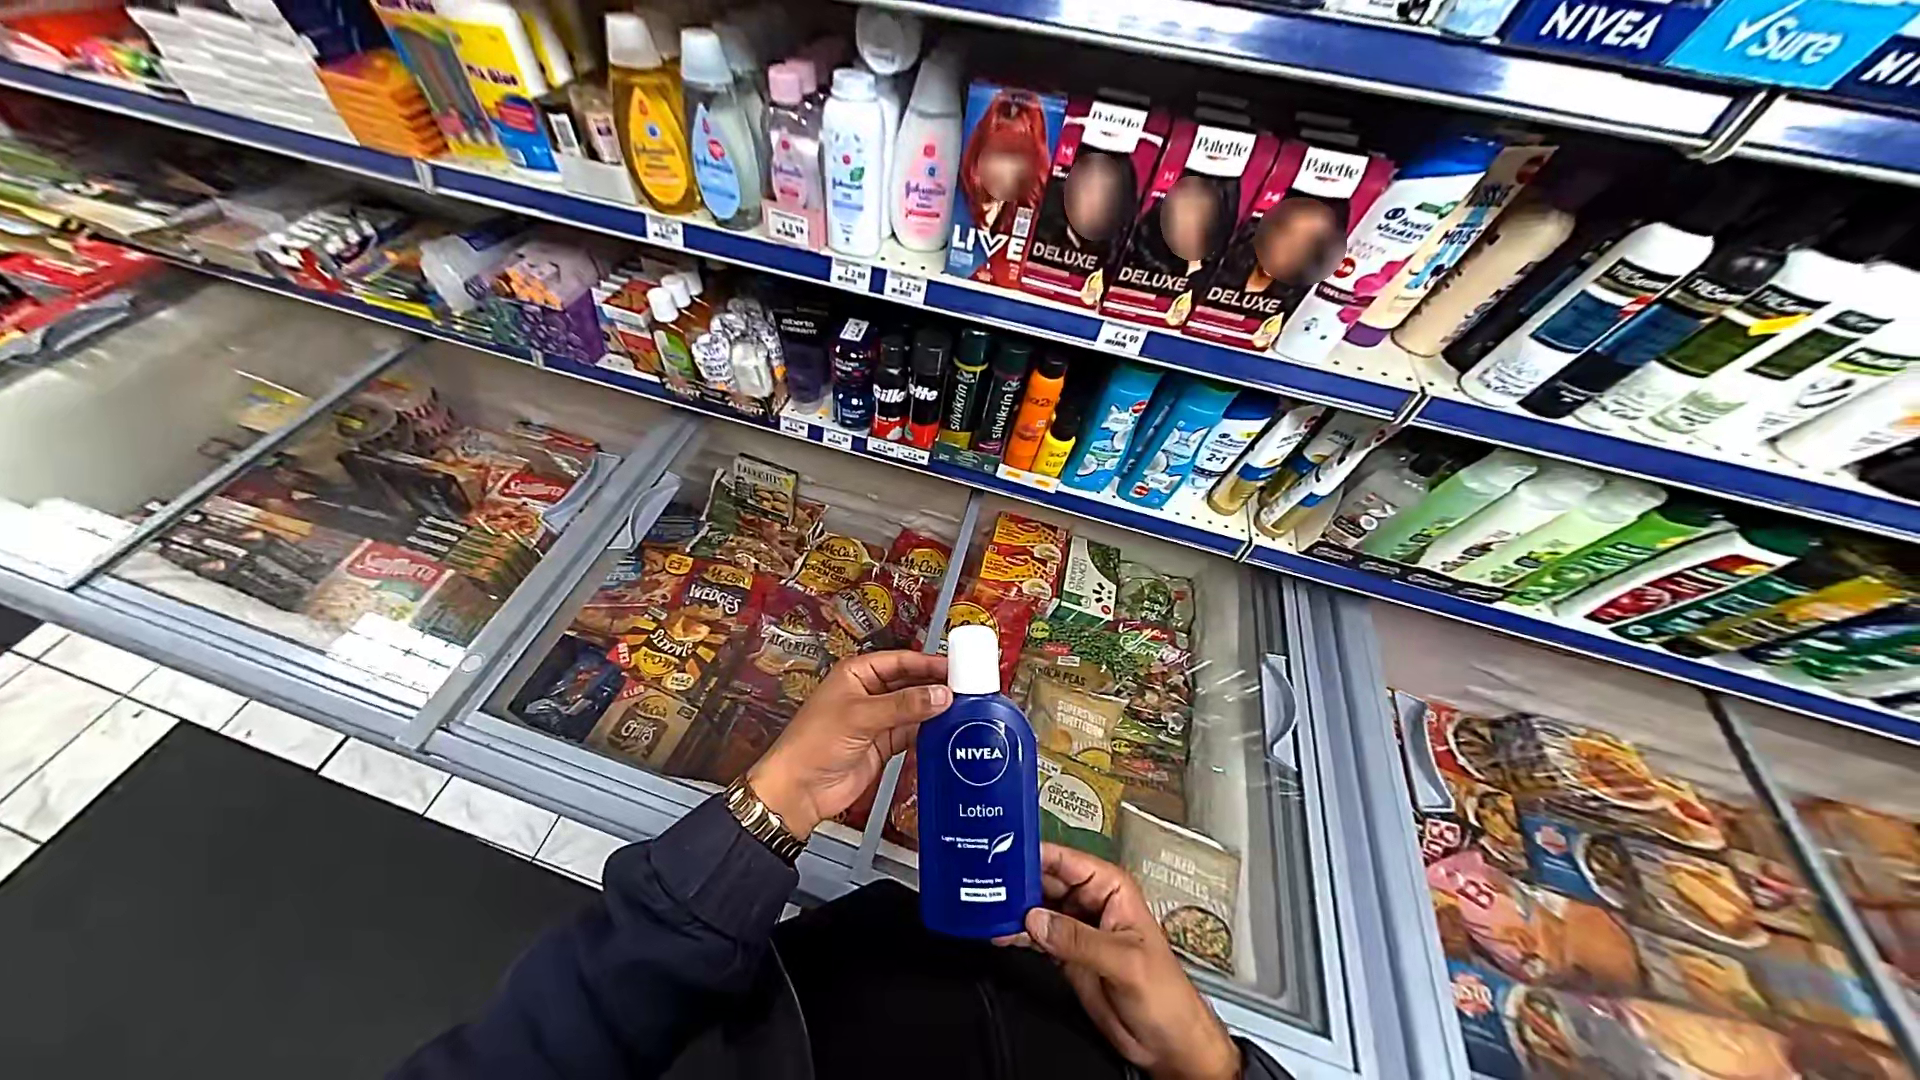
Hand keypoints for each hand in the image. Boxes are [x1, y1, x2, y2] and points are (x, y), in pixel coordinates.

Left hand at [745, 650, 948, 839]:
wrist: (799, 790)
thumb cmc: (812, 743)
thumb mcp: (861, 716)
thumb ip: (903, 705)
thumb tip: (939, 694)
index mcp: (857, 673)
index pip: (900, 660)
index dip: (928, 662)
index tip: (954, 667)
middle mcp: (870, 692)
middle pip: (911, 682)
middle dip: (936, 685)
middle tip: (966, 688)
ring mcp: (878, 718)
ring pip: (915, 707)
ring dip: (935, 708)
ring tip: (963, 708)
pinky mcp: (885, 743)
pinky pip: (913, 731)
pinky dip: (929, 731)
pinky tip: (946, 730)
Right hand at [1004, 843, 1239, 1079]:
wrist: (1168, 1044)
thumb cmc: (1165, 994)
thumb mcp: (1124, 961)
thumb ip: (1078, 939)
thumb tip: (1037, 919)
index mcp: (1109, 887)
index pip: (1066, 860)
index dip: (1036, 854)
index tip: (1006, 851)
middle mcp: (1089, 899)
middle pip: (1044, 879)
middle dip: (1016, 879)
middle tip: (985, 879)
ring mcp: (1075, 925)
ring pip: (1035, 905)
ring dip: (1012, 906)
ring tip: (984, 904)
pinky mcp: (1064, 951)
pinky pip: (1034, 934)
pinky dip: (1015, 932)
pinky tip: (997, 931)